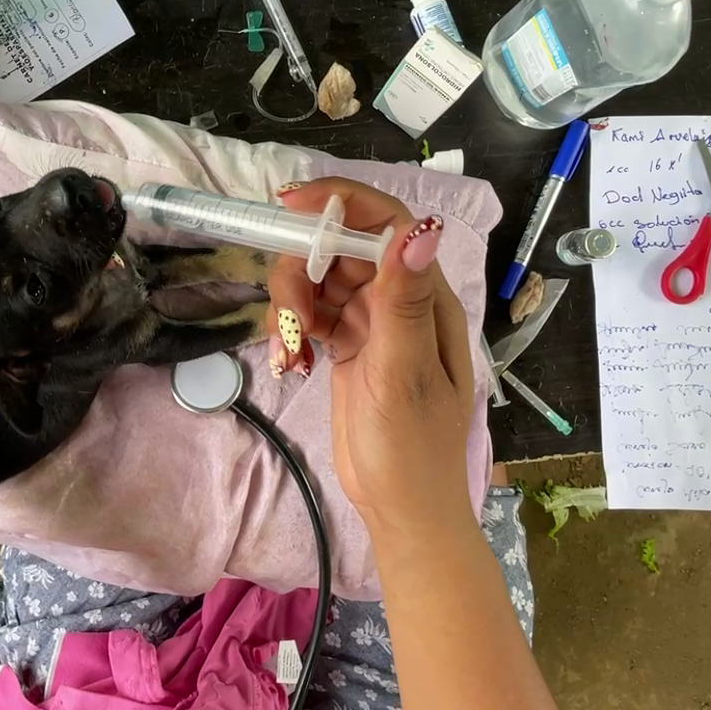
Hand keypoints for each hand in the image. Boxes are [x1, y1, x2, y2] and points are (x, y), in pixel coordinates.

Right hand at [266, 180, 476, 538]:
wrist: (400, 507)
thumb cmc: (411, 446)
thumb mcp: (404, 372)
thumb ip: (404, 299)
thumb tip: (419, 228)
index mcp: (422, 295)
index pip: (384, 223)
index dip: (339, 203)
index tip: (288, 207)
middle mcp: (395, 298)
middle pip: (336, 250)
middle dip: (301, 275)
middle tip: (290, 325)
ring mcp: (368, 321)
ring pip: (316, 282)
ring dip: (292, 309)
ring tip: (291, 356)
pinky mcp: (346, 343)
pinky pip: (309, 315)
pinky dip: (293, 333)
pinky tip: (292, 365)